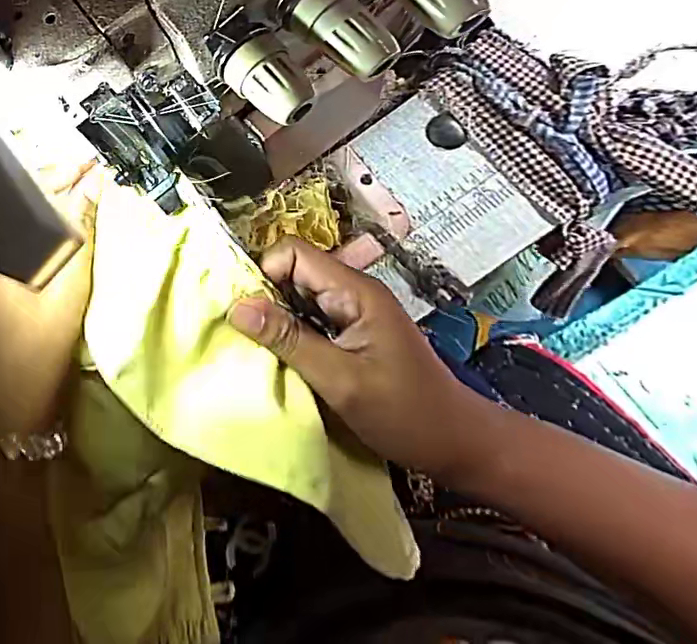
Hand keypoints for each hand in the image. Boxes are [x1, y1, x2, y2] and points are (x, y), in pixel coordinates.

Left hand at [0, 166, 99, 433]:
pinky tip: (46, 233)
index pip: (10, 190)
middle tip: (82, 178)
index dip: (53, 172)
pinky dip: (17, 228)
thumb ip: (79, 234)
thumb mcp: (65, 295)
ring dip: (28, 207)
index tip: (88, 164)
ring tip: (70, 198)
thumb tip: (94, 184)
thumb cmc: (32, 360)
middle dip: (40, 185)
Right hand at [228, 237, 484, 480]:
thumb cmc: (405, 413)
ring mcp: (354, 311)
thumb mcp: (341, 380)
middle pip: (294, 271)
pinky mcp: (353, 331)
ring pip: (300, 296)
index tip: (249, 313)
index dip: (265, 274)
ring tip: (265, 351)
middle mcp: (353, 291)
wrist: (458, 444)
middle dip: (267, 297)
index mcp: (355, 290)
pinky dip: (294, 334)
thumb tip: (238, 306)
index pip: (294, 253)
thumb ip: (289, 340)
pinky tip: (286, 359)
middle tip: (251, 337)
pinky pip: (312, 318)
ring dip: (279, 319)